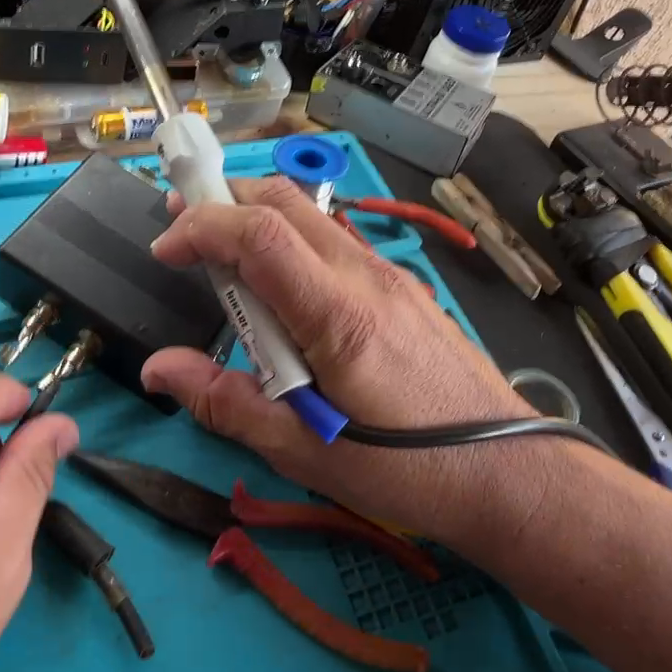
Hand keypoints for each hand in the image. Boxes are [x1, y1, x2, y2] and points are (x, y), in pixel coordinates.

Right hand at [141, 177, 544, 549]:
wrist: (513, 471)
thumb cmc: (405, 471)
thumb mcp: (302, 450)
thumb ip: (225, 401)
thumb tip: (157, 368)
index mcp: (337, 314)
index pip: (260, 233)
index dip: (202, 226)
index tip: (164, 249)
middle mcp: (364, 275)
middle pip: (285, 201)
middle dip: (223, 200)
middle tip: (181, 231)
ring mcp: (389, 275)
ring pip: (311, 216)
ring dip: (257, 219)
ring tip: (222, 260)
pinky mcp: (402, 287)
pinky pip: (334, 243)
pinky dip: (290, 243)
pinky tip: (282, 293)